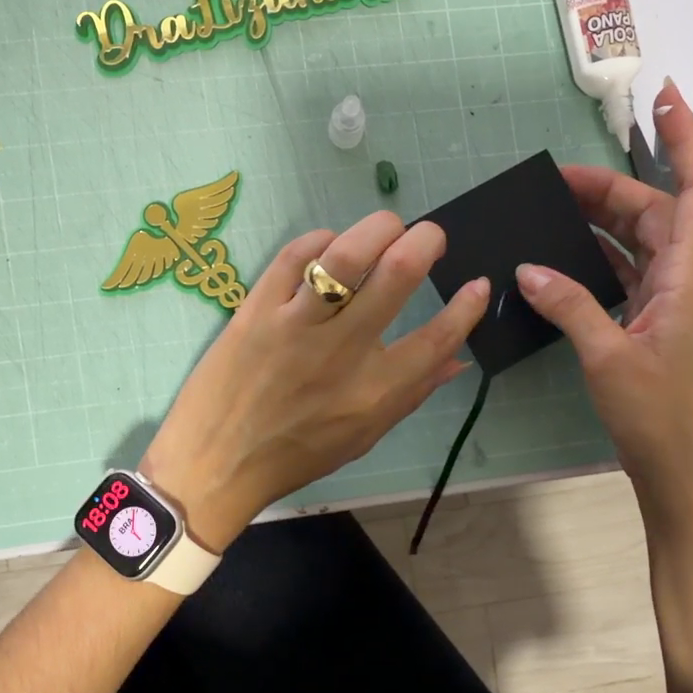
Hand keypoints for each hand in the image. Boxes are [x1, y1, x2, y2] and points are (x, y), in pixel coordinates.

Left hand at [140, 212, 490, 550]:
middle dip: (426, 241)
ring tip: (387, 227)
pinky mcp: (255, 310)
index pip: (437, 337)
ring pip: (345, 254)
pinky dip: (318, 239)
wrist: (215, 465)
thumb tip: (456, 362)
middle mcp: (341, 351)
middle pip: (397, 274)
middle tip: (429, 237)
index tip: (477, 284)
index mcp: (374, 390)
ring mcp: (295, 326)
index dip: (467, 306)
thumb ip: (411, 394)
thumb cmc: (294, 457)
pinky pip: (292, 256)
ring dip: (378, 228)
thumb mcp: (362, 436)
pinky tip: (329, 245)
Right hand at [514, 80, 692, 482]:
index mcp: (685, 275)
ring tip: (555, 208)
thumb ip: (570, 306)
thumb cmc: (654, 412)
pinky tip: (561, 260)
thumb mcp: (606, 357)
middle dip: (613, 187)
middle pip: (656, 210)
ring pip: (638, 240)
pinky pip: (625, 272)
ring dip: (602, 221)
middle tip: (557, 180)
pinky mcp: (649, 322)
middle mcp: (681, 277)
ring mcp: (666, 299)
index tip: (661, 99)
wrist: (676, 464)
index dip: (684, 139)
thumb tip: (528, 270)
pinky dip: (596, 259)